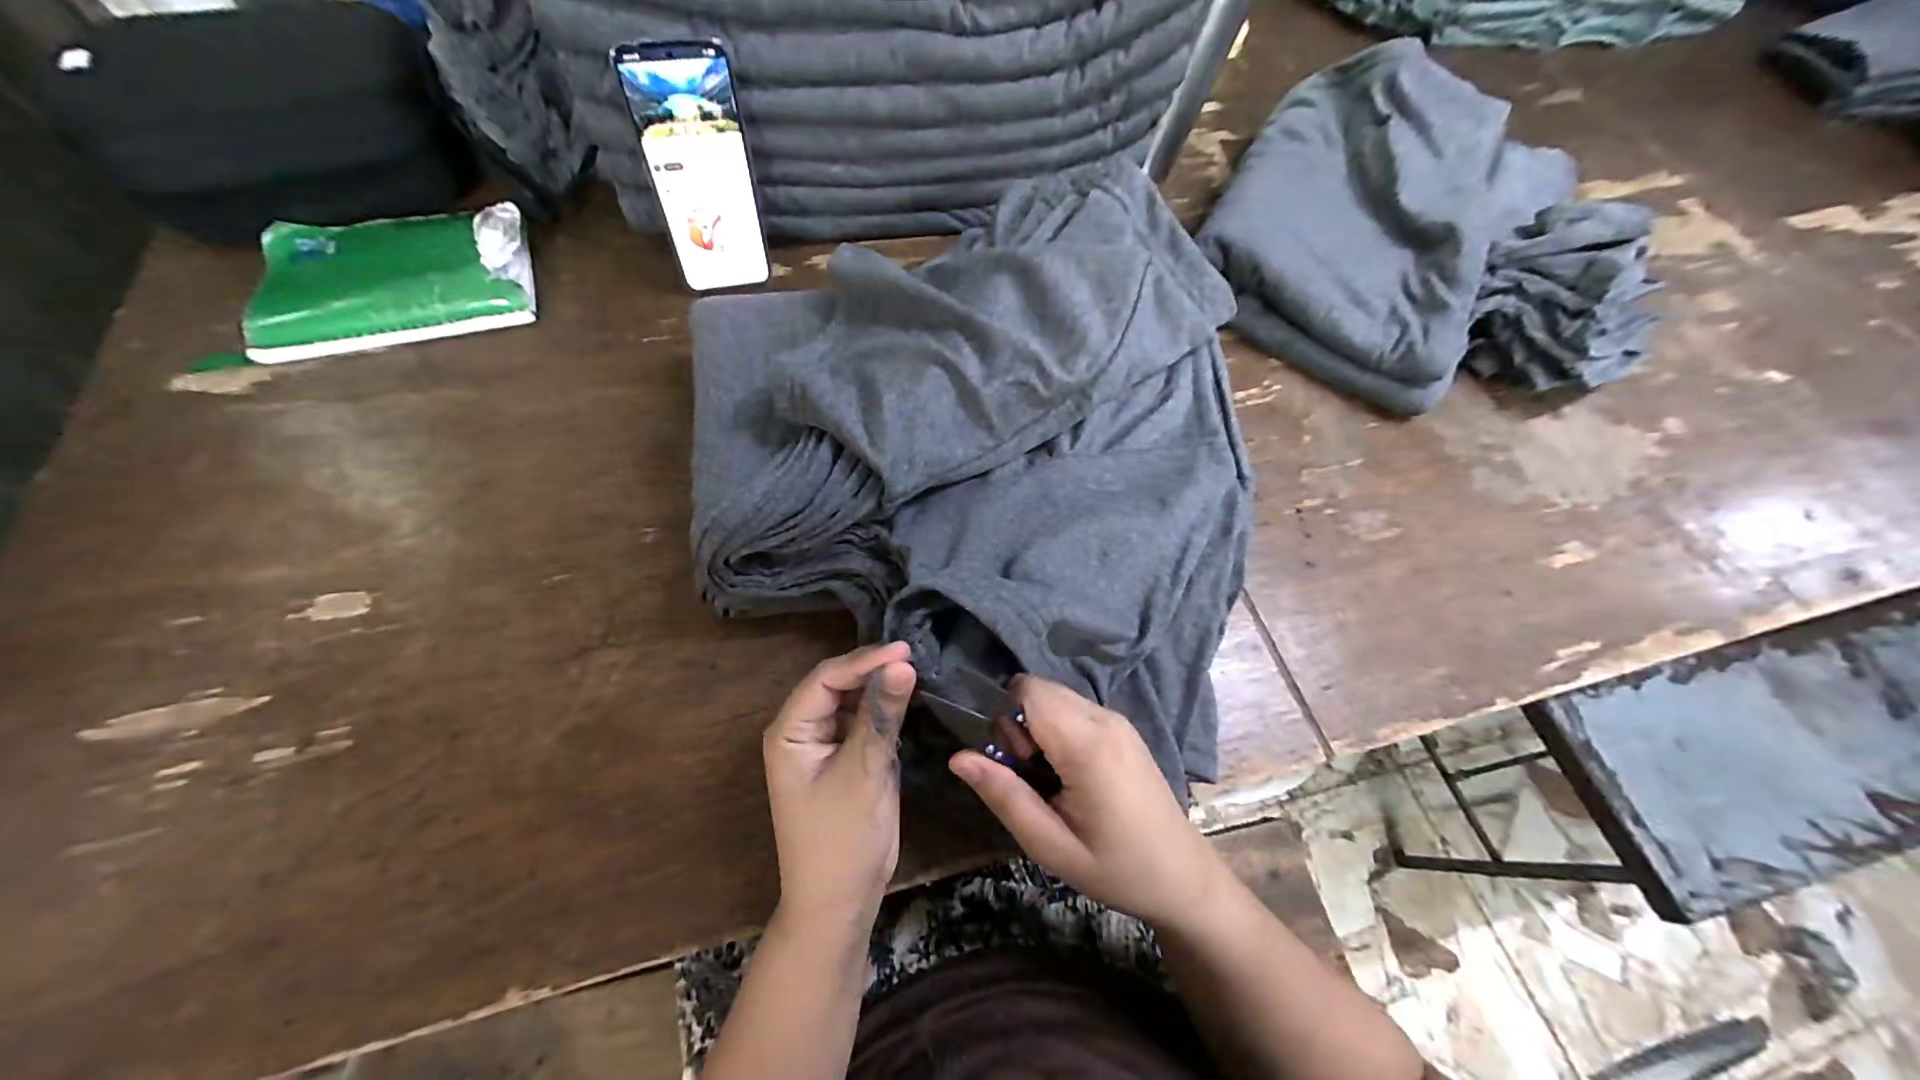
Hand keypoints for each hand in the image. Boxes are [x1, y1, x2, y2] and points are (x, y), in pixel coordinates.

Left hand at [763, 642, 916, 923]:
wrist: (840, 901)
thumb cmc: (842, 839)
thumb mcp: (864, 772)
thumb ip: (882, 716)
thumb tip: (903, 664)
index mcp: (789, 732)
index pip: (826, 679)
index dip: (865, 660)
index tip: (907, 650)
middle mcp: (802, 730)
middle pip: (838, 684)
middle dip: (873, 669)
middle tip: (916, 655)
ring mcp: (824, 744)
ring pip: (852, 699)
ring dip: (881, 686)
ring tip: (917, 669)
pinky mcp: (846, 756)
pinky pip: (864, 720)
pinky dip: (886, 709)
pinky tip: (909, 697)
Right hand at [947, 675, 1230, 927]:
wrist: (1182, 875)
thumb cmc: (1116, 868)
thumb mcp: (1050, 845)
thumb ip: (1004, 797)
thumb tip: (957, 758)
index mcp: (1088, 745)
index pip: (1027, 691)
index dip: (1007, 722)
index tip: (1017, 766)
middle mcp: (1104, 718)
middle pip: (1037, 689)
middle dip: (1019, 723)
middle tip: (1033, 776)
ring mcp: (1117, 718)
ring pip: (1053, 696)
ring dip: (1037, 726)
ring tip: (1052, 778)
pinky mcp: (1121, 726)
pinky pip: (1072, 707)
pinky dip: (1056, 729)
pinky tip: (1069, 773)